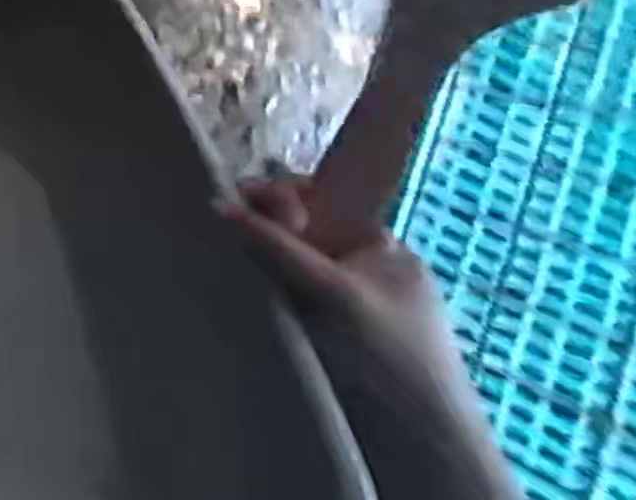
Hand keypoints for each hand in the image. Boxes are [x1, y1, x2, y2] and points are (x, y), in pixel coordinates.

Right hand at [220, 179, 458, 369]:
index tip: (247, 203)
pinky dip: (261, 278)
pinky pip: (283, 282)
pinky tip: (243, 284)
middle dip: (262, 223)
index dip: (280, 195)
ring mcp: (344, 293)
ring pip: (286, 253)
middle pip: (298, 224)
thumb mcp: (330, 291)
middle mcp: (362, 262)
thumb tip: (215, 203)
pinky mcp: (325, 320)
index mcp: (379, 246)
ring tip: (230, 257)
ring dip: (257, 252)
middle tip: (232, 231)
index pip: (319, 198)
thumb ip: (274, 244)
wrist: (419, 440)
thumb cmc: (387, 355)